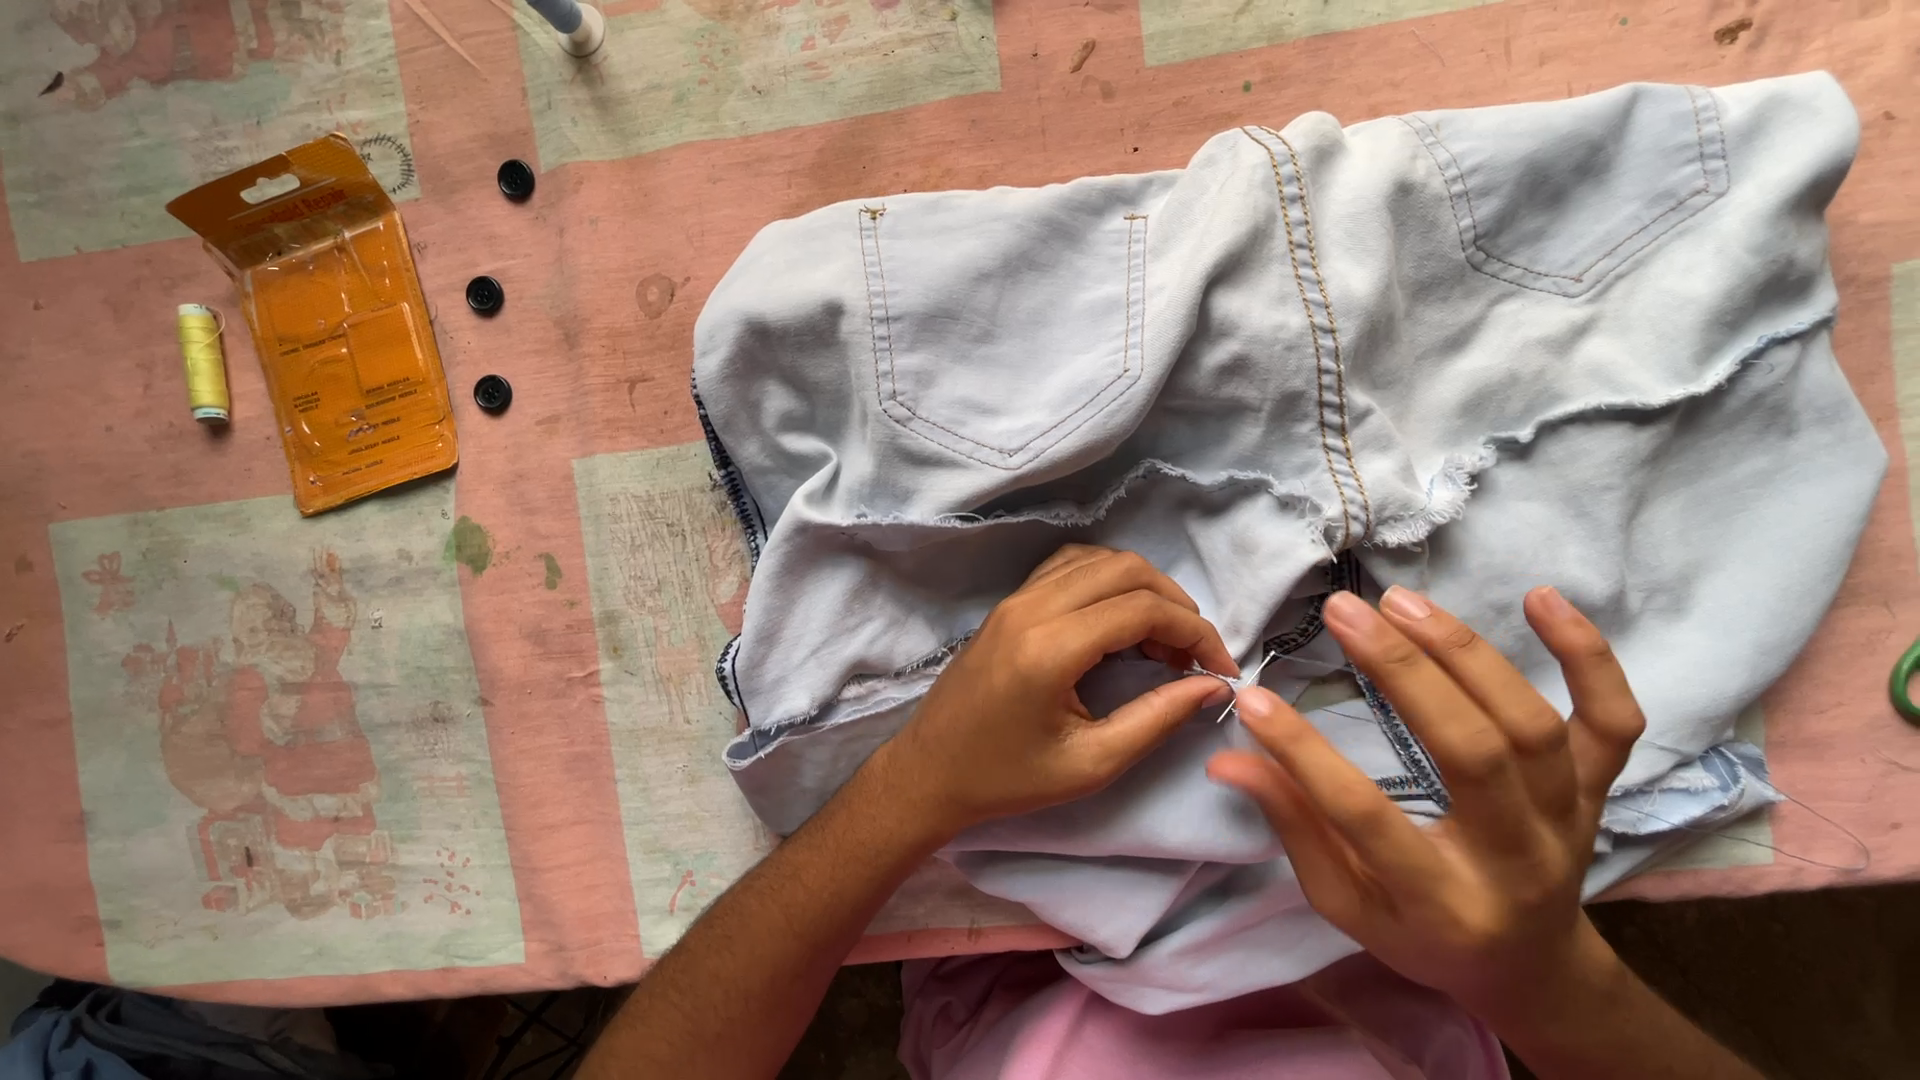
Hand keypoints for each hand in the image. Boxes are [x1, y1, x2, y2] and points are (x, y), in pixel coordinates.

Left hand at [872, 545, 1238, 842]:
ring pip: (1098, 560)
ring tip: (1160, 642)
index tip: (1219, 671)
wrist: (930, 771)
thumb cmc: (1007, 778)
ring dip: (1142, 589)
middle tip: (1192, 657)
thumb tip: (1211, 687)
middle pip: (1126, 570)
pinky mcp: (1008, 603)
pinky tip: (1118, 620)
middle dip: (1175, 606)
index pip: (1143, 609)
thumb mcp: (1090, 764)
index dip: (1196, 633)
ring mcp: (1015, 599)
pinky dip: (1106, 580)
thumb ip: (1155, 720)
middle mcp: (1031, 608)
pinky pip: (1068, 567)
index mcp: (1050, 648)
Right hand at [1206, 586, 1644, 1023]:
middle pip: (1473, 753)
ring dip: (1466, 653)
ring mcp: (1567, 819)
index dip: (1302, 753)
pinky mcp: (1597, 790)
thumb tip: (1228, 761)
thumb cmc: (1418, 932)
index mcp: (1442, 901)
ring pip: (1533, 726)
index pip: (1364, 816)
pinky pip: (1613, 722)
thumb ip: (1292, 826)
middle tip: (1344, 612)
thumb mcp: (1343, 900)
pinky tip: (1543, 599)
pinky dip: (1590, 658)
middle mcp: (1517, 860)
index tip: (1254, 697)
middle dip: (1403, 672)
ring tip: (1400, 602)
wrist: (1529, 964)